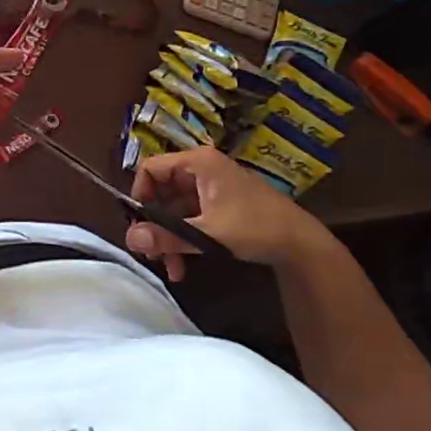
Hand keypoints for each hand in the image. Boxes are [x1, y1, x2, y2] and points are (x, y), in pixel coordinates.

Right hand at [125, 147, 344, 281]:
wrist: (301, 243)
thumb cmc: (254, 228)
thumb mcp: (208, 234)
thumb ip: (167, 236)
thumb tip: (130, 239)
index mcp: (198, 163)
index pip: (150, 168)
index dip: (140, 195)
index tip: (140, 224)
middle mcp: (202, 168)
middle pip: (161, 191)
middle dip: (155, 224)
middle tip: (153, 253)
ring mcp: (211, 186)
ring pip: (174, 209)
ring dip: (169, 237)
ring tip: (171, 267)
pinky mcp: (219, 203)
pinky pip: (190, 216)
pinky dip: (184, 237)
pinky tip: (184, 265)